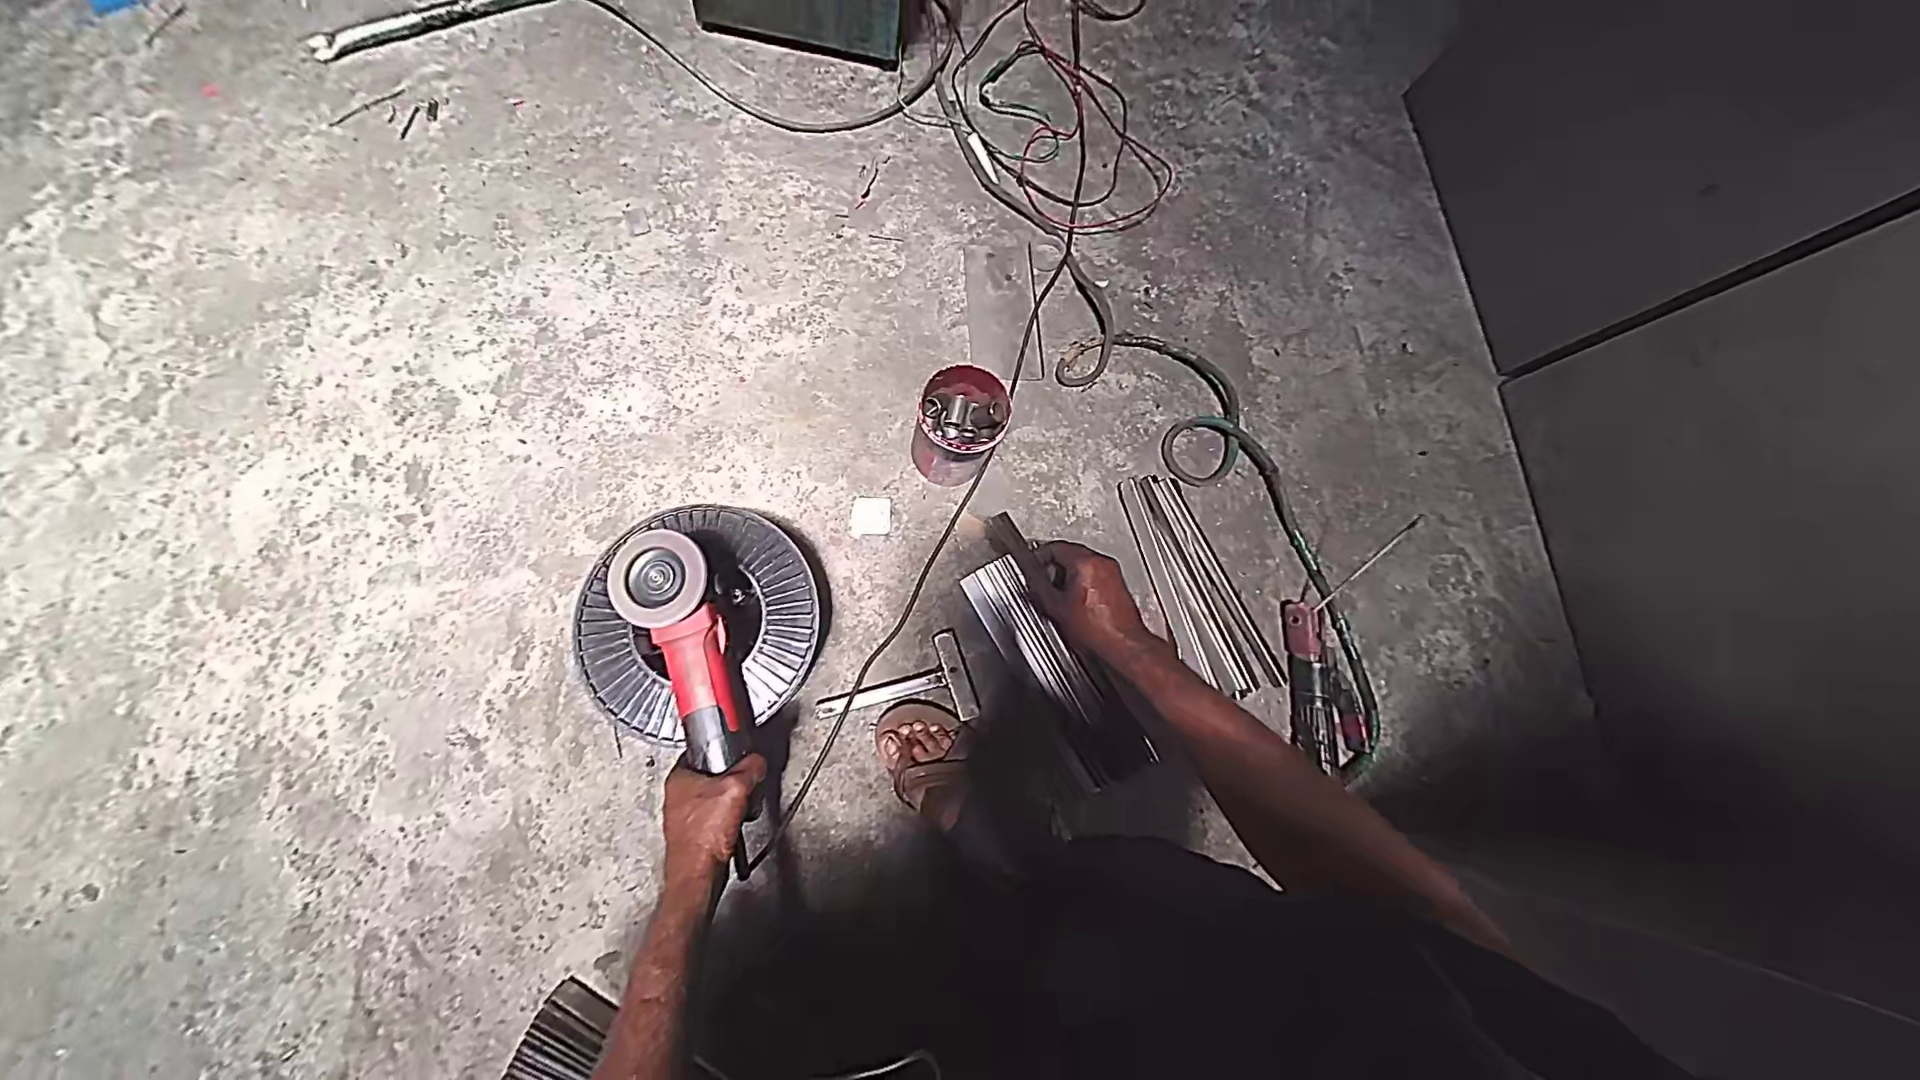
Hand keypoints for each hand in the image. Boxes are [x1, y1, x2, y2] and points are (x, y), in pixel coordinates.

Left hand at [661, 754, 765, 882]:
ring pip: (717, 795)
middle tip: (743, 785)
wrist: (699, 876)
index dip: (724, 749)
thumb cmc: (703, 838)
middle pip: (714, 773)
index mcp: (679, 777)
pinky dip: (729, 817)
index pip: (704, 750)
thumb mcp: (737, 789)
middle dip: (733, 779)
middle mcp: (678, 795)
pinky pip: (717, 814)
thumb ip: (750, 768)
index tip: (737, 752)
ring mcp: (686, 815)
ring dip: (733, 799)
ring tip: (740, 808)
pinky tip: (735, 823)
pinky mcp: (695, 832)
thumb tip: (756, 763)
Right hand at [1033, 541, 1159, 659]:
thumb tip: (1033, 577)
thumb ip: (1039, 586)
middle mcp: (1102, 563)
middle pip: (1071, 554)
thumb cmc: (1096, 631)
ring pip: (1083, 564)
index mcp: (1085, 563)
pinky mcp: (1118, 584)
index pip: (1055, 547)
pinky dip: (1083, 583)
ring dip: (1069, 576)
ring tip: (1061, 596)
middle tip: (1044, 582)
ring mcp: (1112, 573)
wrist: (1122, 646)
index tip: (1033, 565)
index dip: (1039, 556)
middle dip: (1055, 567)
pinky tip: (1077, 603)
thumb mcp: (1055, 608)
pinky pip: (1095, 575)